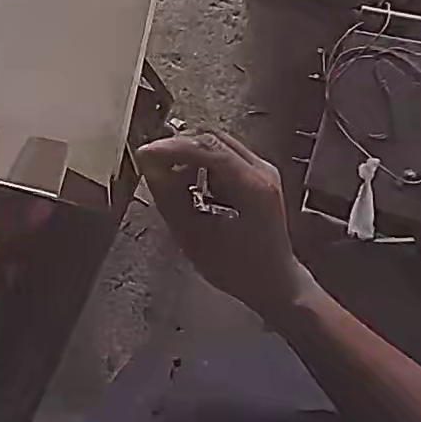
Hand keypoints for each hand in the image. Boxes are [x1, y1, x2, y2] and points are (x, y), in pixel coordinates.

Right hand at [134, 129, 316, 323]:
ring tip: (171, 179)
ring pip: (217, 143)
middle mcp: (263, 171)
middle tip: (152, 163)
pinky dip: (201, 163)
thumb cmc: (239, 270)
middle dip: (178, 148)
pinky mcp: (258, 174)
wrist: (275, 282)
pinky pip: (224, 155)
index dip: (173, 148)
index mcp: (254, 187)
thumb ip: (171, 199)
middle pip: (213, 139)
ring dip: (189, 155)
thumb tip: (151, 168)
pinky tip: (191, 185)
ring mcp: (263, 169)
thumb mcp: (195, 238)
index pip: (209, 149)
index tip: (146, 154)